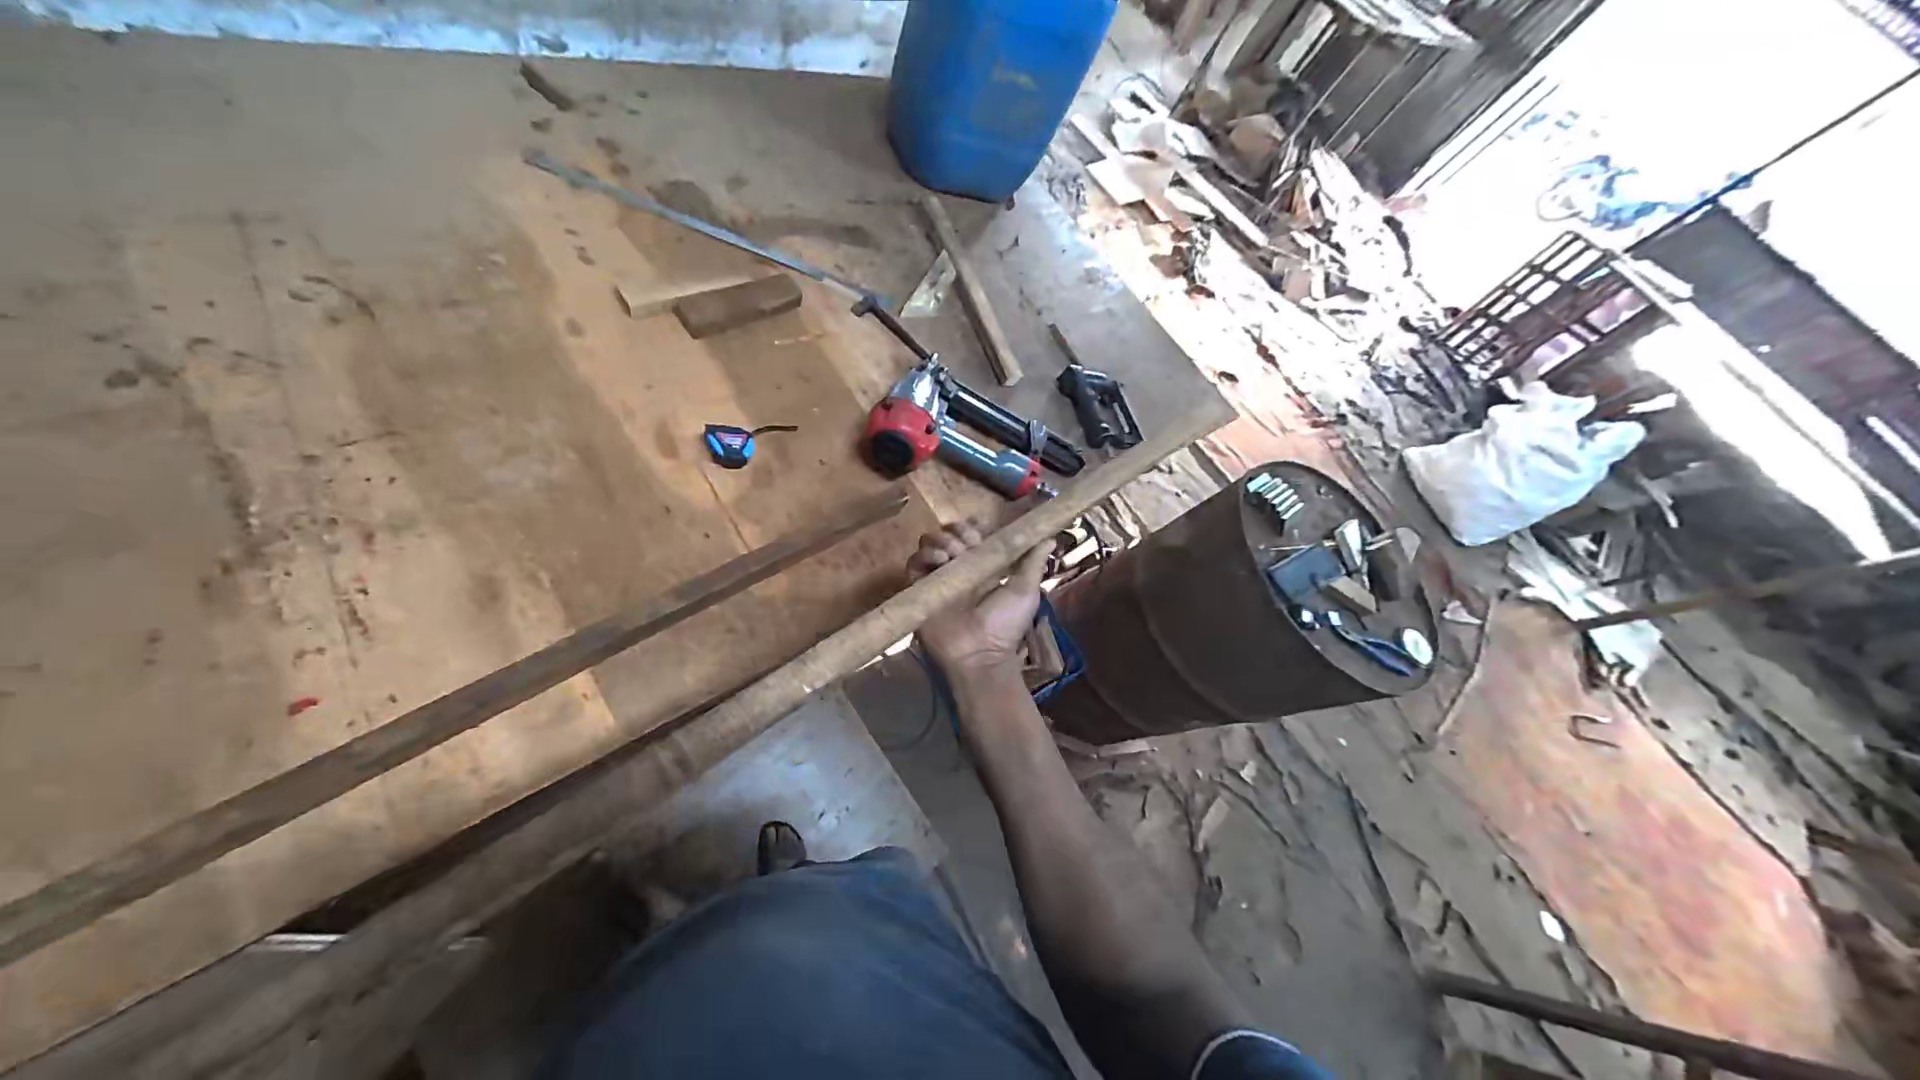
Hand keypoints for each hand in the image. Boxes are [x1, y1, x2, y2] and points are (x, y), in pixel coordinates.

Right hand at [908, 520, 1052, 676]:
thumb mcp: (1025, 591)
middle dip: (957, 530)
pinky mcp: (919, 589)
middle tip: (969, 543)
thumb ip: (1033, 563)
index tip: (981, 530)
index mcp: (981, 565)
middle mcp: (957, 567)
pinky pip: (913, 564)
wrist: (980, 655)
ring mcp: (937, 577)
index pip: (970, 534)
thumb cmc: (1006, 625)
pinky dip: (924, 557)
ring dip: (940, 540)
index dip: (972, 526)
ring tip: (953, 553)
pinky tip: (940, 562)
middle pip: (947, 534)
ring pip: (929, 543)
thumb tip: (1050, 537)